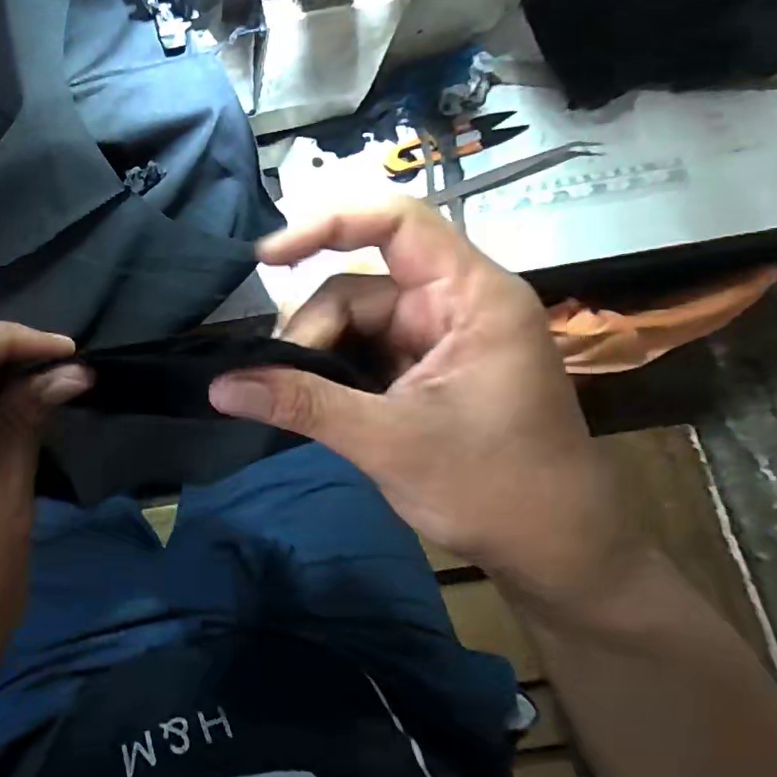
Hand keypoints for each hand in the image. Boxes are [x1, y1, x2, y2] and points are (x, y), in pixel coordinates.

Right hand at [208, 199, 648, 619]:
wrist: (558, 553)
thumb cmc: (495, 489)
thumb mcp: (389, 441)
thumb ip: (303, 405)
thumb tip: (219, 386)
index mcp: (471, 296)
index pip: (396, 223)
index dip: (328, 226)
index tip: (267, 259)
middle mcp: (456, 304)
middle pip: (360, 287)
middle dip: (313, 332)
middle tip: (279, 385)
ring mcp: (441, 339)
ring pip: (356, 325)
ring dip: (320, 360)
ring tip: (297, 405)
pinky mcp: (428, 371)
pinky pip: (367, 355)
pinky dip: (336, 377)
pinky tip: (315, 406)